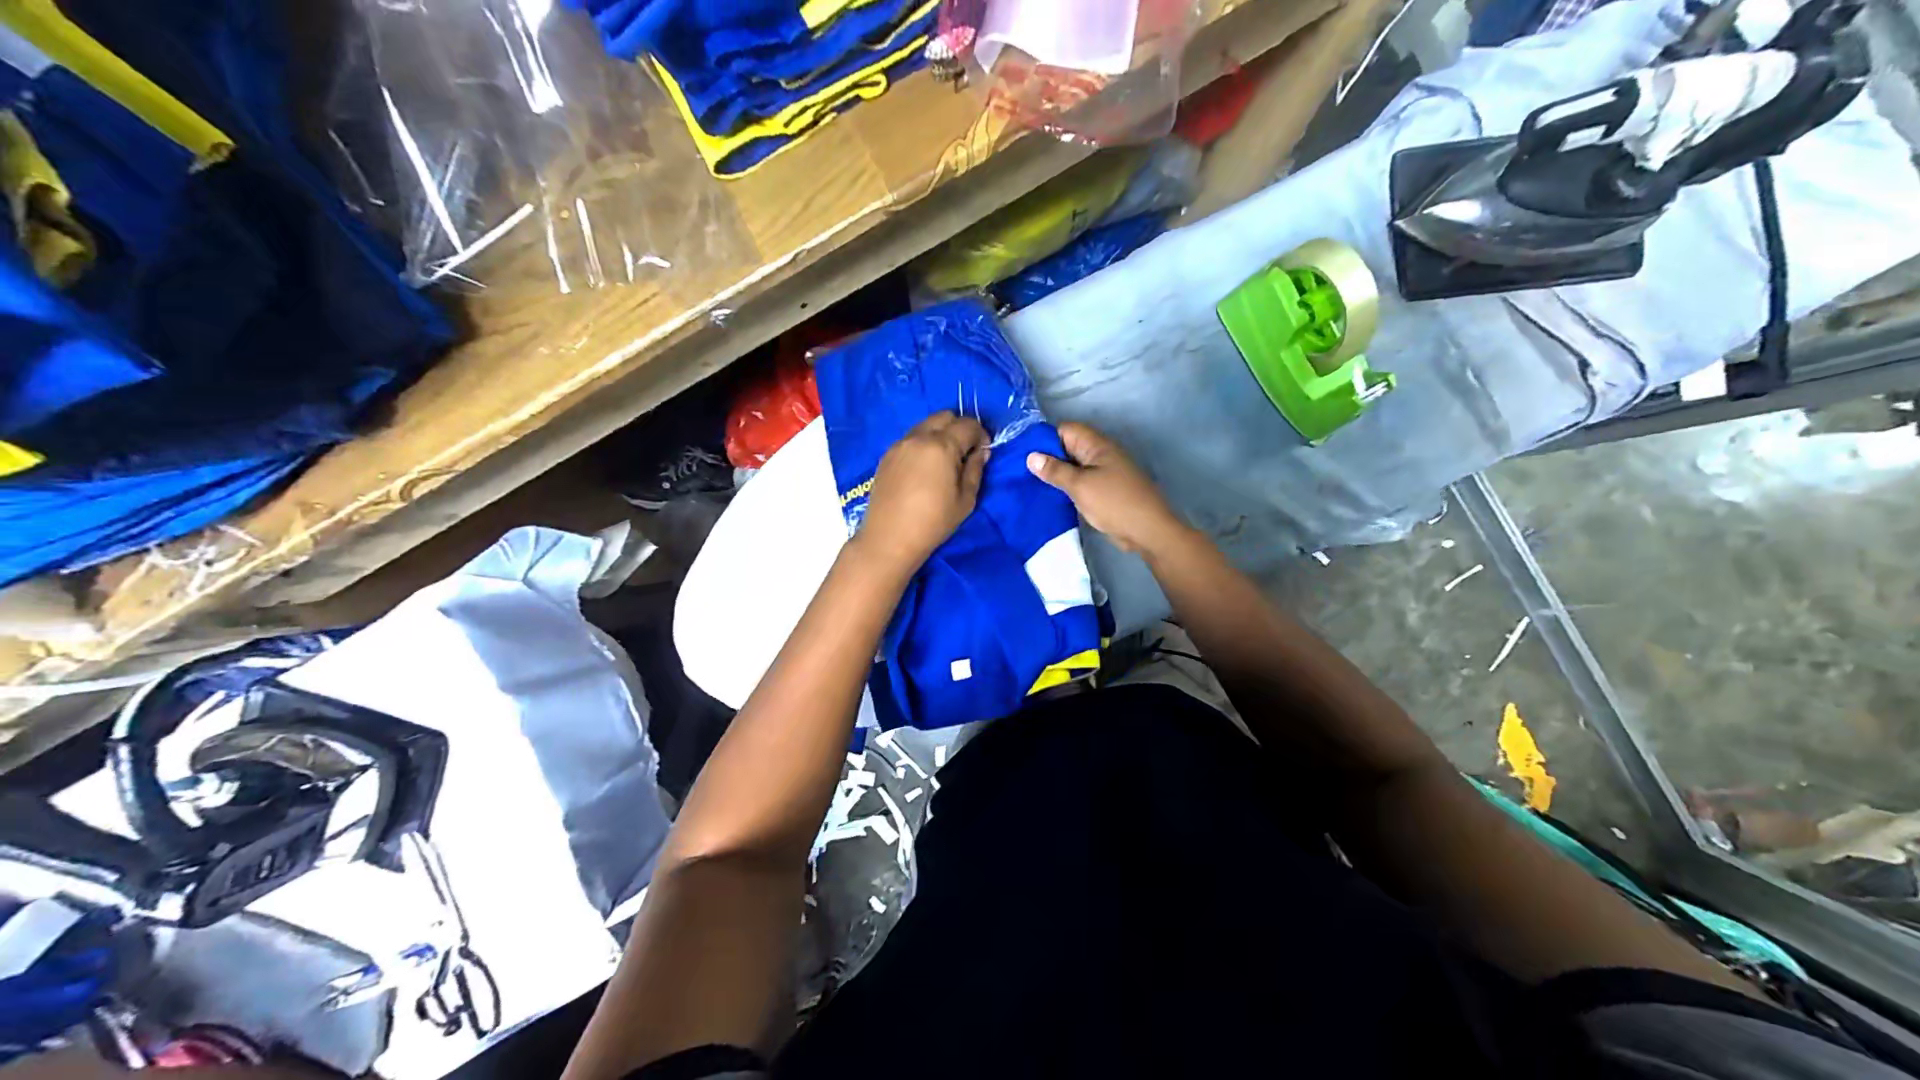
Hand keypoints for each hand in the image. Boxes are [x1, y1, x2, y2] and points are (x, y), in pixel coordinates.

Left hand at [854, 411, 989, 572]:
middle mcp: (919, 437)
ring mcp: (899, 444)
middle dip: (960, 428)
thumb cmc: (933, 522)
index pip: (968, 424)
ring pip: (926, 424)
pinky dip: (923, 443)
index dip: (981, 435)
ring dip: (940, 434)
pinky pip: (911, 438)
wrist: (889, 538)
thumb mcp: (965, 500)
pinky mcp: (887, 455)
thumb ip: (975, 470)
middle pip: (945, 416)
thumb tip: (980, 452)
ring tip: (944, 461)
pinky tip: (924, 468)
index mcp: (941, 446)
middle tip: (965, 452)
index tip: (983, 452)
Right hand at [1026, 422, 1187, 555]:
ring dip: (1055, 475)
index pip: (1065, 430)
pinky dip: (1065, 487)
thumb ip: (1055, 470)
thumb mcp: (1080, 486)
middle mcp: (1099, 455)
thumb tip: (1031, 456)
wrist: (1147, 531)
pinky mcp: (1102, 490)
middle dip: (1046, 457)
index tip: (1023, 454)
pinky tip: (1048, 497)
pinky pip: (1079, 482)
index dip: (1045, 439)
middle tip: (1019, 472)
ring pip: (1072, 467)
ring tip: (1028, 485)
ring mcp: (1102, 473)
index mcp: (1097, 445)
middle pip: (1067, 447)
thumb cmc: (1114, 503)